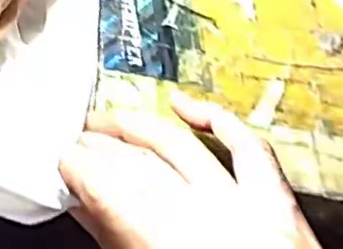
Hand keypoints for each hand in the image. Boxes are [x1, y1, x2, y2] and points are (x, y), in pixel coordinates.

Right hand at [60, 91, 318, 248]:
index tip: (61, 163)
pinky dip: (216, 120)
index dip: (71, 165)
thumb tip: (83, 205)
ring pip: (175, 144)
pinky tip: (186, 107)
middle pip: (131, 159)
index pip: (96, 178)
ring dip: (136, 126)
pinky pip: (248, 150)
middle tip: (78, 145)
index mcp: (160, 238)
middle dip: (96, 146)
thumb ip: (113, 238)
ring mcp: (244, 208)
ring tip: (112, 124)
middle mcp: (203, 217)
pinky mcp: (280, 211)